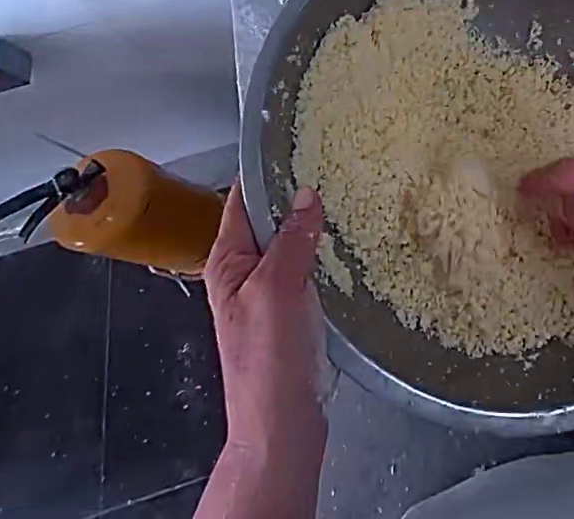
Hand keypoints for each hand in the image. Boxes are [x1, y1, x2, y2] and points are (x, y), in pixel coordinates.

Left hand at [203, 182, 328, 454]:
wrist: (282, 427)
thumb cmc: (269, 360)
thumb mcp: (277, 289)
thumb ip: (291, 240)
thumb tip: (306, 195)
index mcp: (228, 259)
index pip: (242, 199)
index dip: (264, 172)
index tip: (294, 146)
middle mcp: (245, 270)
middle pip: (269, 218)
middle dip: (295, 195)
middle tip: (330, 165)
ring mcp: (270, 290)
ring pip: (291, 242)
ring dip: (312, 224)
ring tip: (343, 194)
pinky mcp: (293, 309)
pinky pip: (307, 266)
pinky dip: (323, 251)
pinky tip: (345, 240)